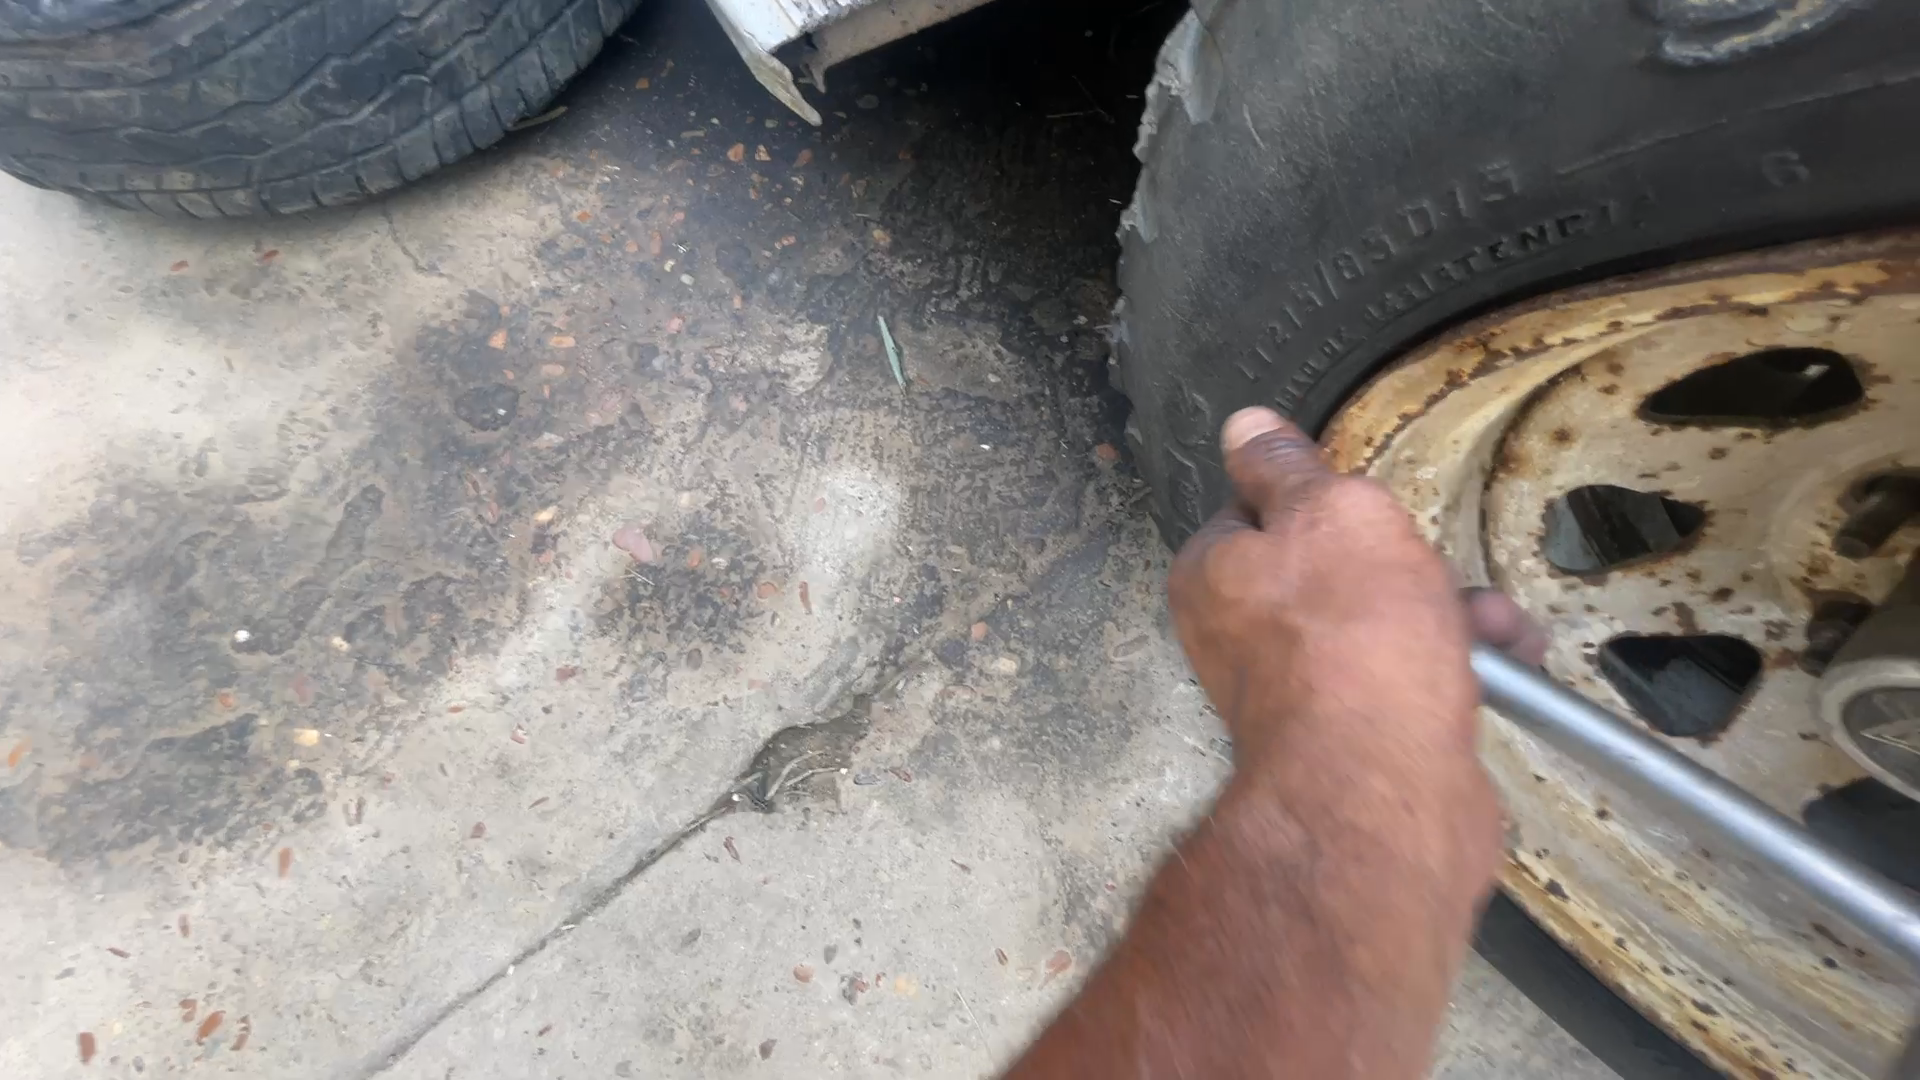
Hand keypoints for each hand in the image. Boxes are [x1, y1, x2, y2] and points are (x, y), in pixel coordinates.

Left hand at [1168, 407, 1538, 884]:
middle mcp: (1229, 624)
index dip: (1322, 505)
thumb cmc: (1349, 627)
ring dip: (1440, 608)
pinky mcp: (1335, 726)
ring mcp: (1281, 680)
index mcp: (1208, 570)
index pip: (1259, 509)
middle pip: (1323, 563)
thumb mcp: (1327, 514)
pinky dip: (1440, 659)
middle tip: (1430, 573)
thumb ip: (1284, 466)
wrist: (1377, 784)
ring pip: (1368, 614)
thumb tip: (1242, 423)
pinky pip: (1386, 668)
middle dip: (1398, 562)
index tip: (1364, 518)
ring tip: (1488, 623)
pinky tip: (1499, 664)